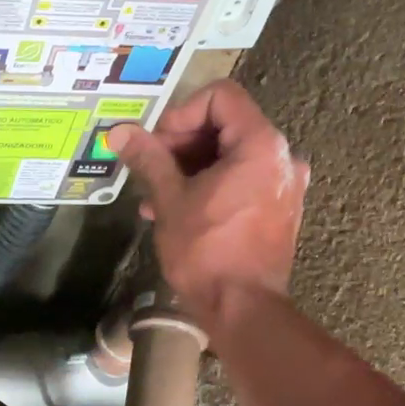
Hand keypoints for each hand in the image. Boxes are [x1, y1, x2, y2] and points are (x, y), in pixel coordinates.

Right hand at [108, 81, 309, 316]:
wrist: (242, 308)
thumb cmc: (206, 250)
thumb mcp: (170, 199)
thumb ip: (148, 158)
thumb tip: (119, 131)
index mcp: (261, 144)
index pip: (221, 97)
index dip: (181, 114)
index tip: (157, 144)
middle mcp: (282, 157)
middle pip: (226, 125)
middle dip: (181, 144)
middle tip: (150, 170)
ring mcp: (285, 185)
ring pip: (231, 156)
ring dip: (190, 168)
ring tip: (155, 197)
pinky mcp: (279, 209)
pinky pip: (242, 181)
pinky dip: (210, 186)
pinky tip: (178, 211)